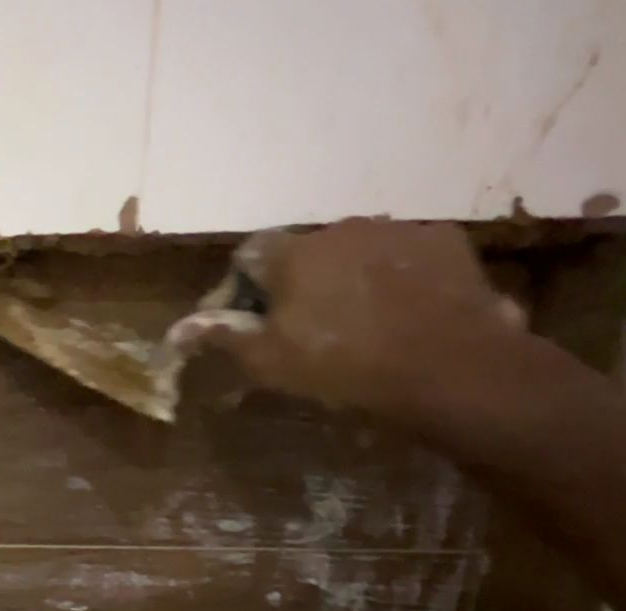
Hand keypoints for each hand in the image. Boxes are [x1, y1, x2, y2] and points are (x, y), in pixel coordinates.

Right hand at [168, 219, 526, 421]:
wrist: (447, 366)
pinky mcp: (446, 242)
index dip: (246, 282)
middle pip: (308, 249)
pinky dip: (397, 274)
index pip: (251, 252)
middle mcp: (343, 228)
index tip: (252, 313)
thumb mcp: (267, 361)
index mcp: (294, 253)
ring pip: (358, 249)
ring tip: (359, 317)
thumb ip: (223, 337)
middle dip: (301, 278)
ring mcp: (399, 230)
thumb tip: (178, 329)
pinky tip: (402, 308)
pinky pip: (405, 254)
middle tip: (306, 321)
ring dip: (350, 274)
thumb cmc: (340, 365)